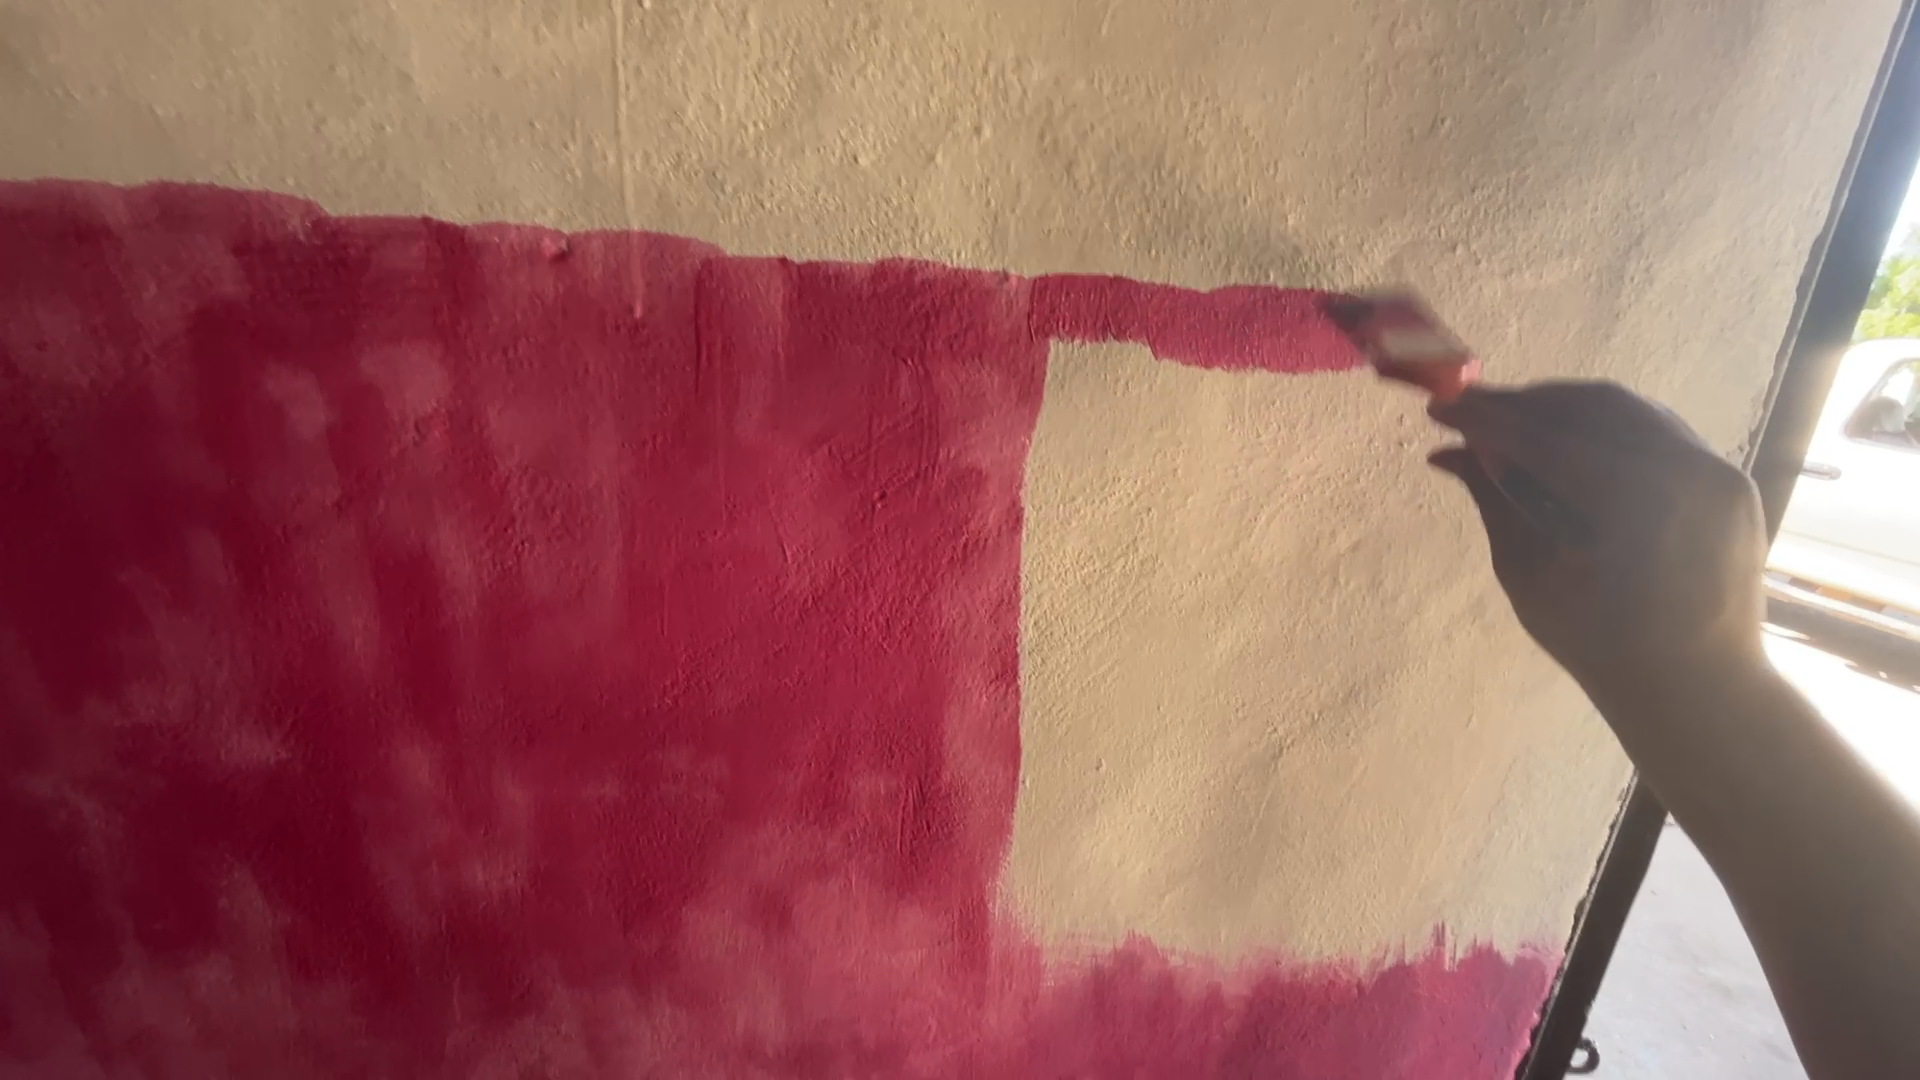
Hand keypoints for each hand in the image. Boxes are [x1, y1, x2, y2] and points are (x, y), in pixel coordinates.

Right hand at [1427, 381, 1768, 691]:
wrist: (1695, 681)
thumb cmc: (1595, 639)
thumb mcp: (1527, 571)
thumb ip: (1496, 500)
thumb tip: (1447, 453)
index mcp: (1638, 502)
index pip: (1546, 438)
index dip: (1485, 419)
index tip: (1437, 407)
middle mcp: (1688, 470)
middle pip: (1590, 407)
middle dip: (1521, 402)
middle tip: (1466, 406)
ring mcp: (1715, 470)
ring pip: (1624, 409)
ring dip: (1558, 407)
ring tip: (1505, 418)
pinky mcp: (1722, 477)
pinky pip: (1651, 429)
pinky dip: (1597, 425)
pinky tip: (1558, 438)